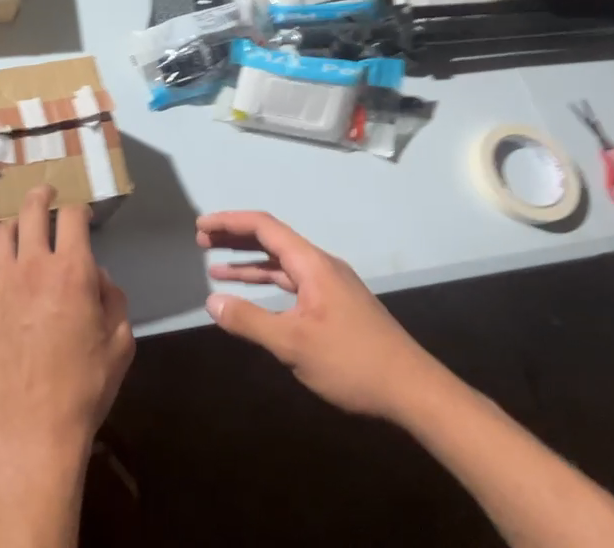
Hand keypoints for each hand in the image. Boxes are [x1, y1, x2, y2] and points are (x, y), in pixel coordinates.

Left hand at [0, 186, 134, 459]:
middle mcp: (34, 268)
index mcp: (72, 272)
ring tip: (20, 228)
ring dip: (13, 225)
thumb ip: (113, 300)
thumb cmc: (85, 387)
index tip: (82, 213)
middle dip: (41, 195)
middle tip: (46, 191)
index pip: (72, 217)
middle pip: (31, 211)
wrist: (32, 427)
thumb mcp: (120, 344)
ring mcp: (2, 286)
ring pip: (0, 235)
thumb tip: (97, 277)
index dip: (79, 208)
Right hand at [196, 210, 443, 419]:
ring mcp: (332, 286)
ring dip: (250, 264)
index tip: (200, 227)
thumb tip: (212, 301)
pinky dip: (269, 284)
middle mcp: (322, 266)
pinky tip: (254, 299)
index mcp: (312, 264)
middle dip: (236, 239)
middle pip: (273, 240)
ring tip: (216, 270)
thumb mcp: (293, 343)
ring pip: (283, 264)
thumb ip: (249, 320)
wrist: (413, 391)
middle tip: (202, 243)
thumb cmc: (351, 362)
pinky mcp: (337, 306)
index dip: (229, 223)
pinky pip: (294, 283)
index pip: (265, 227)